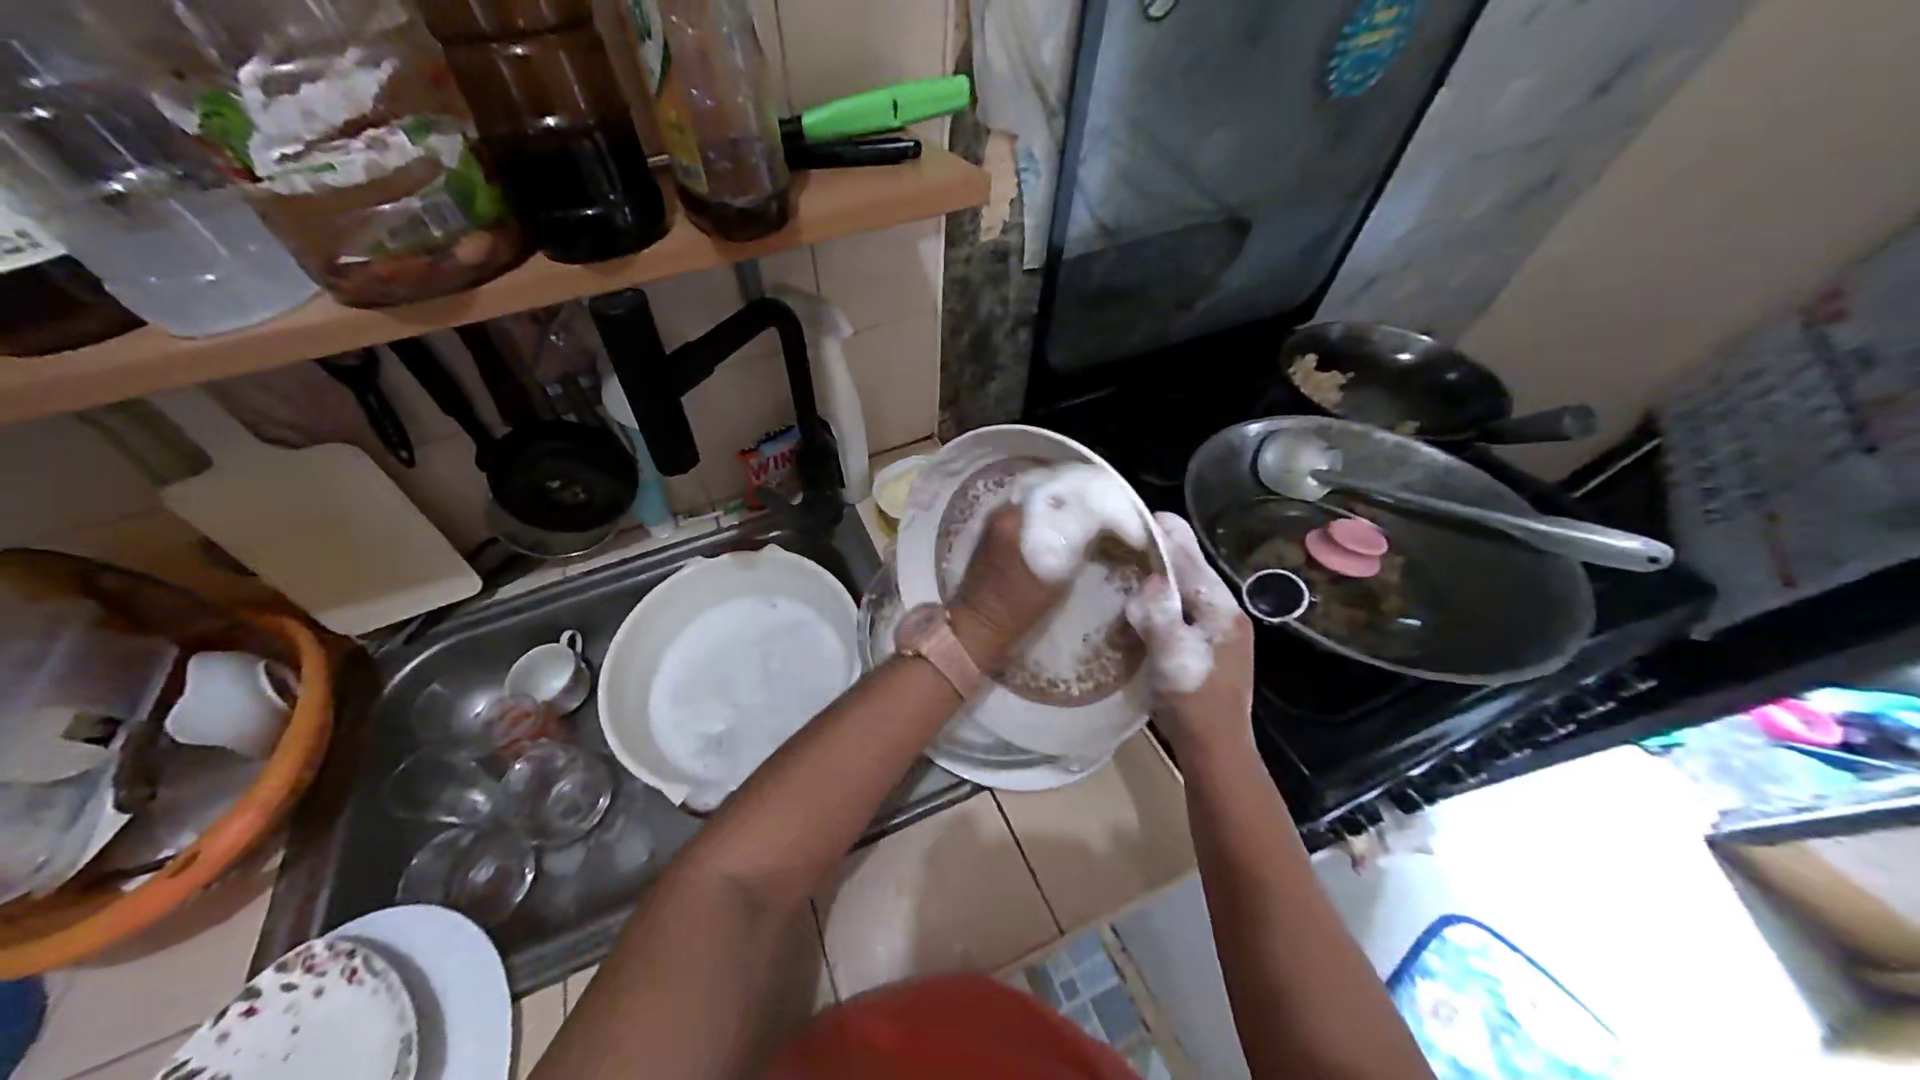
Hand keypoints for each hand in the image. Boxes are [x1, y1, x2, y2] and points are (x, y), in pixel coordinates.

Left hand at [947, 504, 1067, 673]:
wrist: (976, 630)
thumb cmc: (1013, 606)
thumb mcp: (1052, 579)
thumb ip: (1068, 550)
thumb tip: (1083, 530)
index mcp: (1008, 520)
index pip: (1045, 496)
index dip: (1066, 502)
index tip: (1084, 511)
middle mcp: (995, 518)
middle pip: (1034, 506)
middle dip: (1054, 514)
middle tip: (1077, 524)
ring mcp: (989, 532)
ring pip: (1024, 519)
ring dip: (1042, 526)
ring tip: (1064, 536)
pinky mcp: (987, 548)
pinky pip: (1015, 533)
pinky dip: (1030, 537)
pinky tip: (1045, 549)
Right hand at [1125, 512, 1254, 757]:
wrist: (1216, 750)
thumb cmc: (1194, 702)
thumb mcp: (1173, 656)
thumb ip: (1160, 613)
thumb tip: (1149, 578)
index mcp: (1221, 610)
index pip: (1192, 560)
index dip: (1168, 536)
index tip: (1144, 514)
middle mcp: (1226, 614)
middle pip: (1191, 572)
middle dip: (1164, 552)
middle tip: (1129, 537)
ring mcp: (1220, 633)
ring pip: (1187, 591)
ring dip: (1162, 575)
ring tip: (1131, 562)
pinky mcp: (1208, 648)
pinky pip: (1183, 610)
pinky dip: (1164, 599)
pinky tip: (1143, 603)